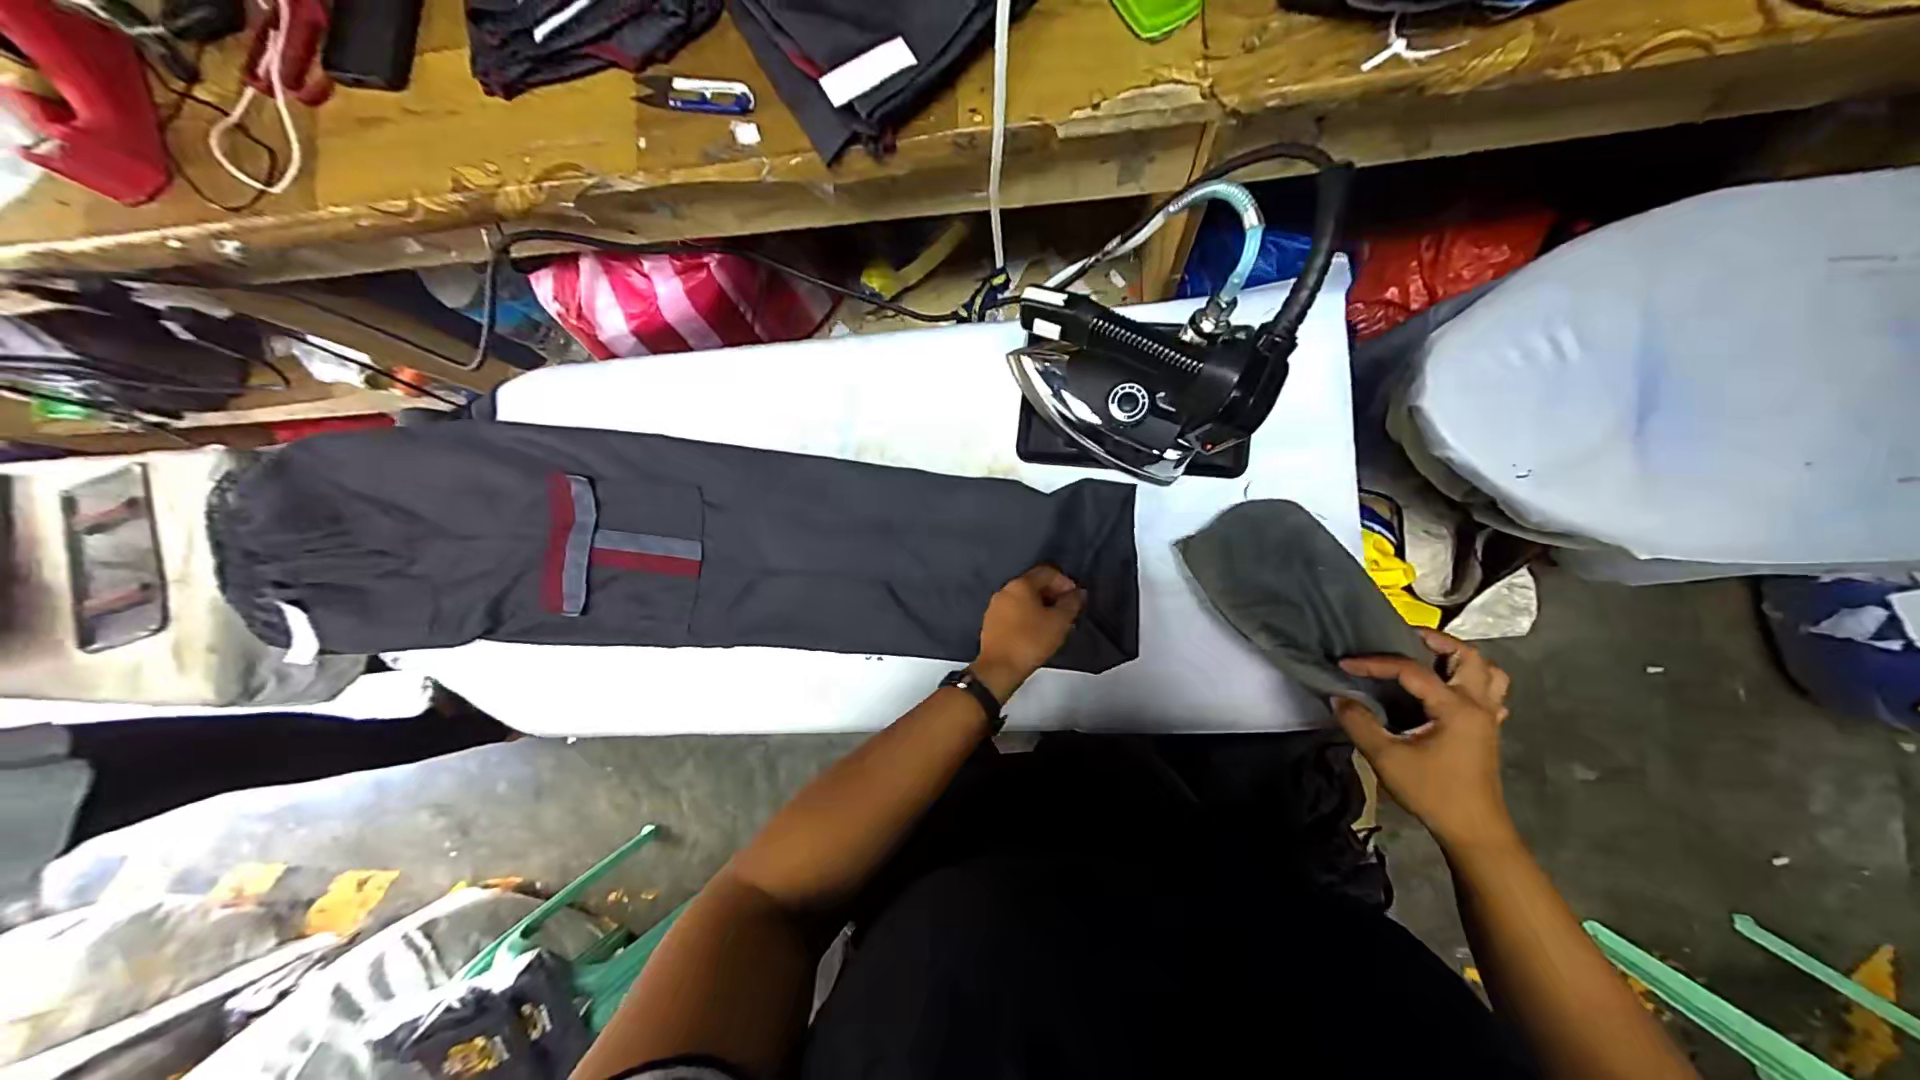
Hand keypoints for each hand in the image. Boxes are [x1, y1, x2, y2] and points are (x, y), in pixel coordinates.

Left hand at [972, 566, 1085, 700]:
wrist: (999, 667)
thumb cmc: (1031, 640)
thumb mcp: (1059, 622)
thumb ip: (1071, 603)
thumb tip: (1078, 592)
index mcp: (1020, 584)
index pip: (1047, 572)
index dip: (1065, 582)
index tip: (1075, 598)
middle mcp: (1005, 590)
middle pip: (1034, 584)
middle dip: (1053, 595)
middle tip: (1067, 611)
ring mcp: (995, 606)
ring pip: (1023, 599)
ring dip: (1041, 606)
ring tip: (1054, 623)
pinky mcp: (991, 622)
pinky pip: (1014, 611)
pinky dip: (1028, 615)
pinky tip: (1036, 631)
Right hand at [1333, 628, 1515, 852]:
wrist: (1472, 828)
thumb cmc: (1432, 791)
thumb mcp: (1386, 757)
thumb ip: (1359, 723)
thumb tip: (1339, 698)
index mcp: (1456, 708)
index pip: (1411, 670)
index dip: (1375, 663)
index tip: (1345, 664)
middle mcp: (1478, 705)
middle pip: (1467, 656)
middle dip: (1434, 641)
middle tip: (1401, 638)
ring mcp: (1488, 718)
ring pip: (1488, 672)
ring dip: (1459, 658)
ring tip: (1428, 657)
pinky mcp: (1487, 730)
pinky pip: (1490, 693)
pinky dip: (1472, 681)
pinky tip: (1449, 689)